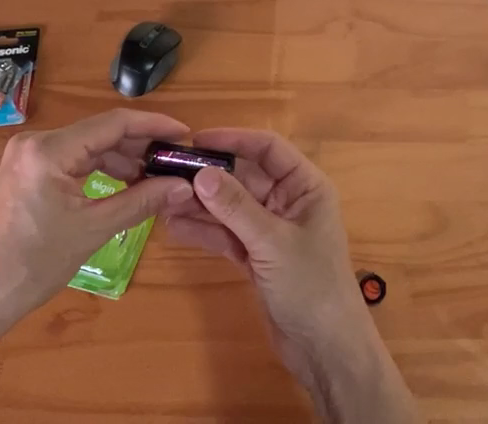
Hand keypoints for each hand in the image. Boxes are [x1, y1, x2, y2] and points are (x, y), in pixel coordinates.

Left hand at [0, 109, 196, 327]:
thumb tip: (184, 186)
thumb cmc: (32, 265)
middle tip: (176, 161)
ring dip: (123, 160)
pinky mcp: (27, 172)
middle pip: (102, 132)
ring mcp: (29, 156)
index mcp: (50, 149)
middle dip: (141, 146)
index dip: (155, 126)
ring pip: (90, 147)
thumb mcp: (93, 230)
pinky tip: (127, 184)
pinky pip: (75, 160)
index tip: (186, 136)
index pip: (115, 123)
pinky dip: (102, 170)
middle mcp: (37, 142)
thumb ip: (142, 201)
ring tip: (157, 177)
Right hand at [164, 130, 416, 421]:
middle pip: (245, 176)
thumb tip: (201, 172)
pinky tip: (175, 225)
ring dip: (201, 203)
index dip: (234, 139)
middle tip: (167, 171)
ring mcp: (271, 229)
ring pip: (231, 206)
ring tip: (162, 198)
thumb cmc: (310, 285)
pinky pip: (226, 233)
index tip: (196, 138)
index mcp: (306, 186)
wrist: (324, 348)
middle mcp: (289, 201)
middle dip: (209, 174)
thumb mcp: (271, 242)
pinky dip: (204, 230)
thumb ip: (236, 207)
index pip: (268, 149)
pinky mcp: (256, 255)